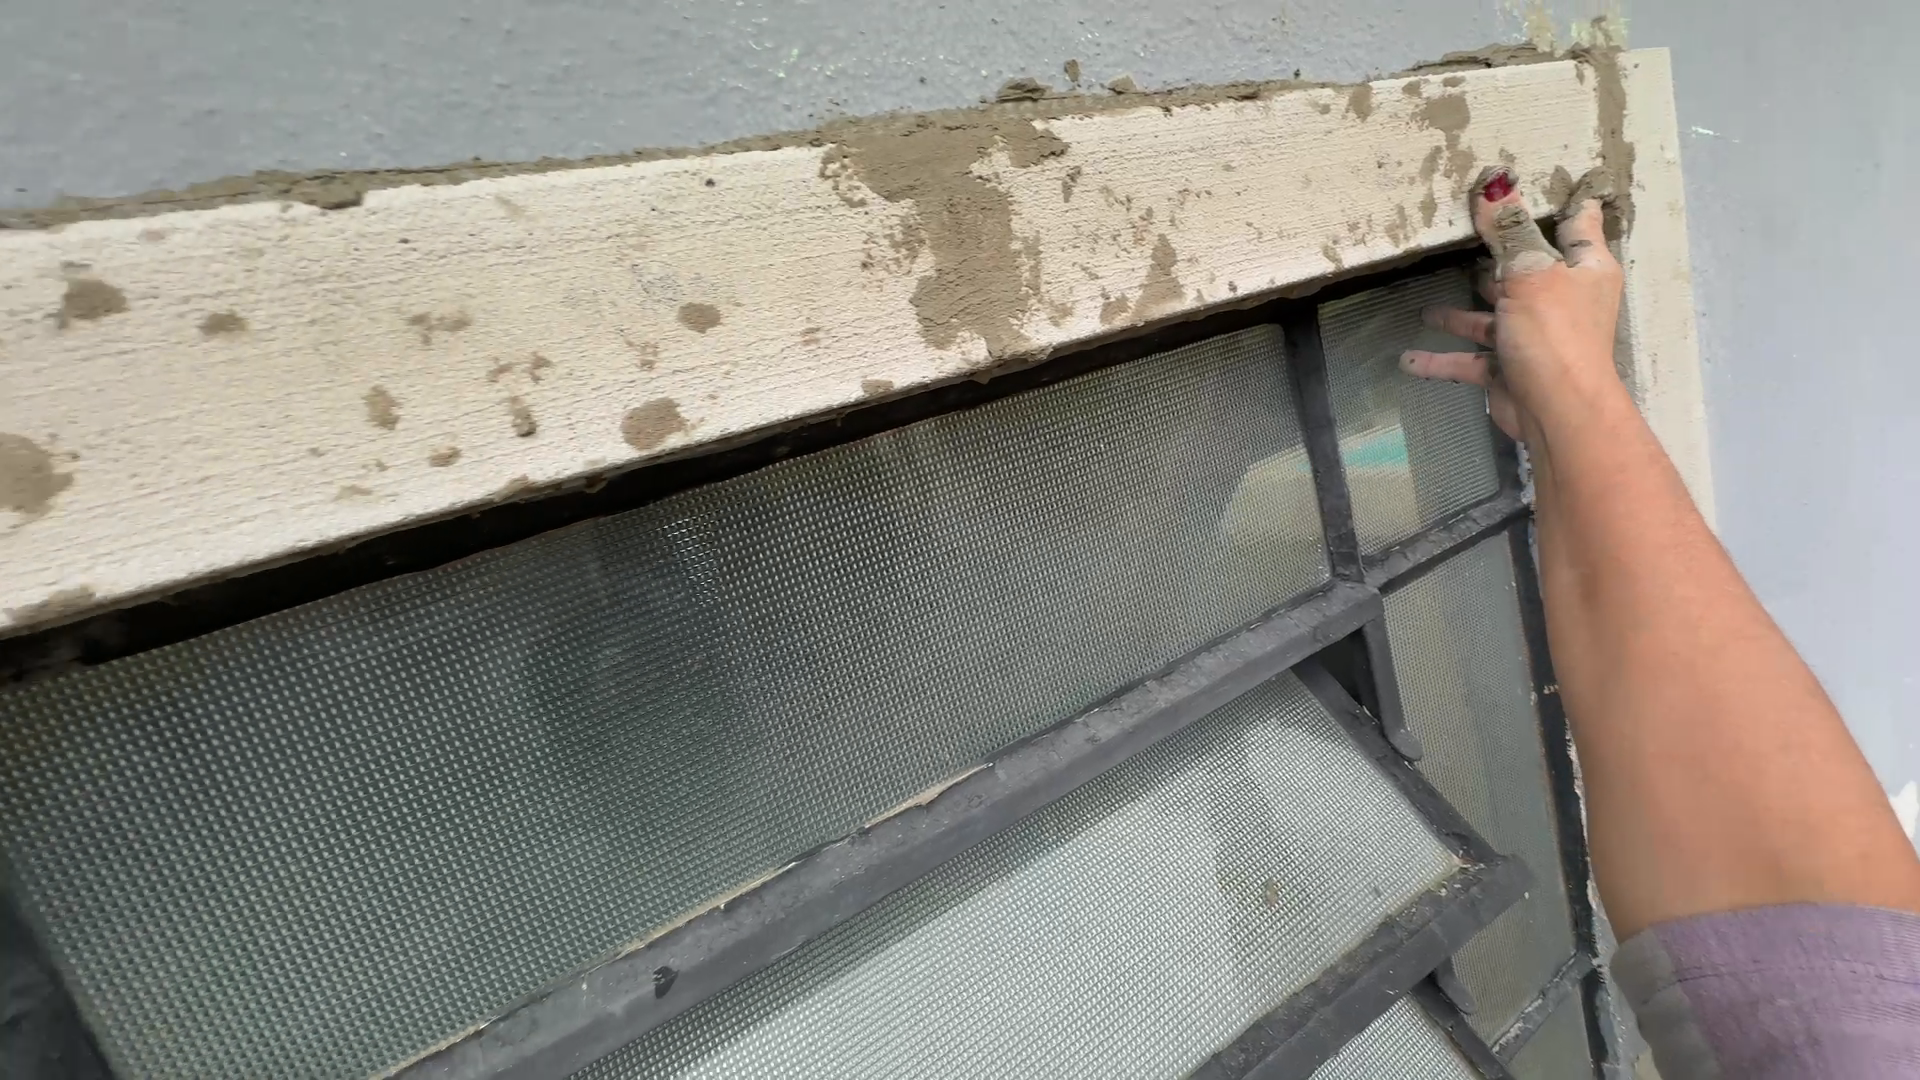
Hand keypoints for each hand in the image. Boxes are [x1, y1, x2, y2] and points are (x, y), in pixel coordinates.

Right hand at [1400, 166, 1626, 440]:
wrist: (1554, 408)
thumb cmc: (1552, 332)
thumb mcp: (1530, 273)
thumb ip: (1507, 232)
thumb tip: (1493, 181)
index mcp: (1583, 269)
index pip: (1578, 227)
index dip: (1567, 206)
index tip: (1556, 187)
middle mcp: (1561, 299)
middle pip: (1526, 271)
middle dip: (1498, 262)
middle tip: (1467, 243)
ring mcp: (1532, 336)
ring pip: (1490, 317)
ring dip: (1459, 315)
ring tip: (1425, 309)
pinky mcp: (1507, 368)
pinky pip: (1468, 359)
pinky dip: (1439, 359)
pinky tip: (1407, 359)